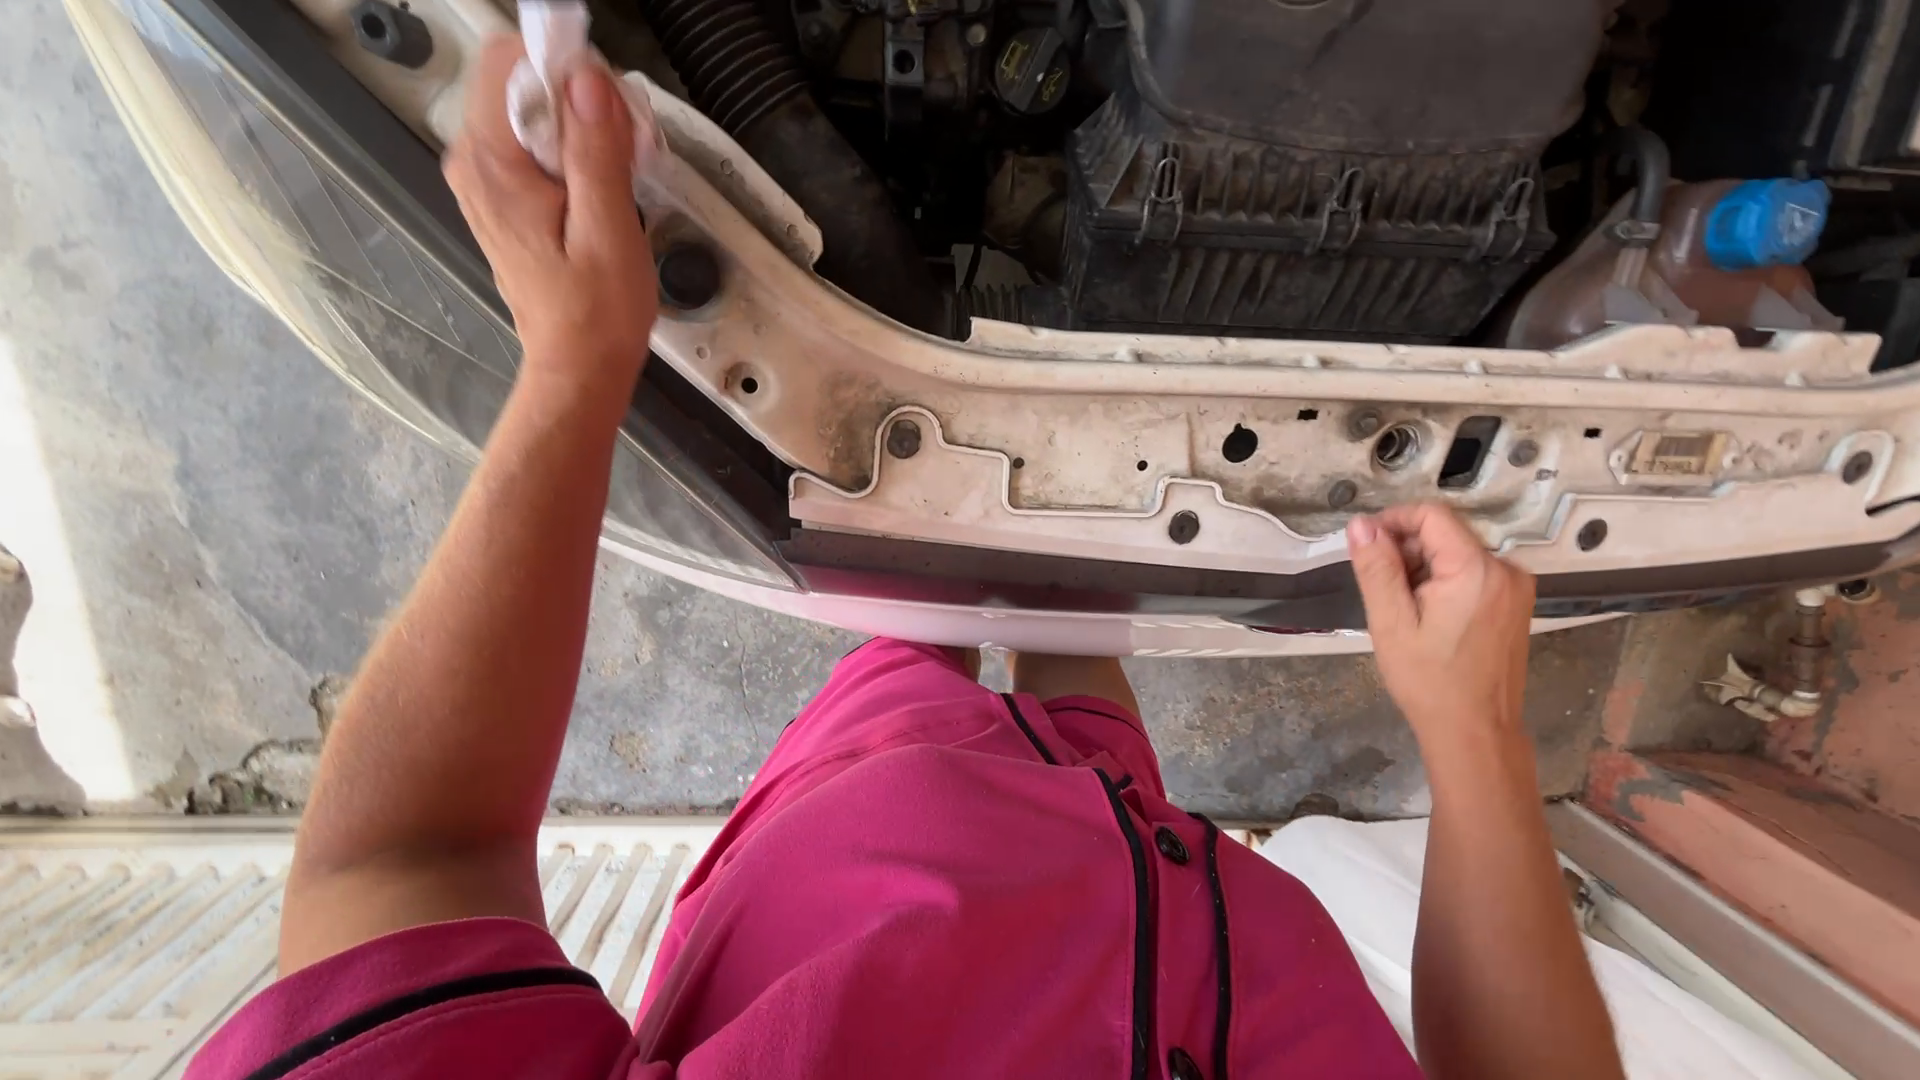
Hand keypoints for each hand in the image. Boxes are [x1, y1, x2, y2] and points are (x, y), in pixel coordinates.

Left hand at [443, 37, 656, 395]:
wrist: (579, 368)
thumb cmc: (597, 313)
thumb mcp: (608, 232)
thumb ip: (595, 153)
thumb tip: (587, 79)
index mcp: (492, 164)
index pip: (510, 63)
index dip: (566, 69)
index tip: (613, 111)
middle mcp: (474, 164)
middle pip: (521, 85)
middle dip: (581, 101)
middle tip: (629, 149)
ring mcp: (485, 183)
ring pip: (531, 116)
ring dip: (583, 130)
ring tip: (621, 176)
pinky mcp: (504, 200)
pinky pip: (535, 149)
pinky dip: (573, 155)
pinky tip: (602, 192)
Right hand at [1346, 503, 1535, 743]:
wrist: (1475, 729)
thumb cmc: (1428, 679)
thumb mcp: (1391, 622)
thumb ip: (1376, 568)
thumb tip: (1360, 524)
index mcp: (1476, 569)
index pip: (1431, 515)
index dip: (1392, 521)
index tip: (1364, 548)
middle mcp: (1506, 569)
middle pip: (1445, 533)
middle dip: (1405, 549)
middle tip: (1380, 588)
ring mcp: (1515, 587)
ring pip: (1456, 553)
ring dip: (1421, 567)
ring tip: (1401, 607)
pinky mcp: (1514, 603)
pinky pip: (1471, 573)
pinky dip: (1442, 581)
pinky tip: (1425, 614)